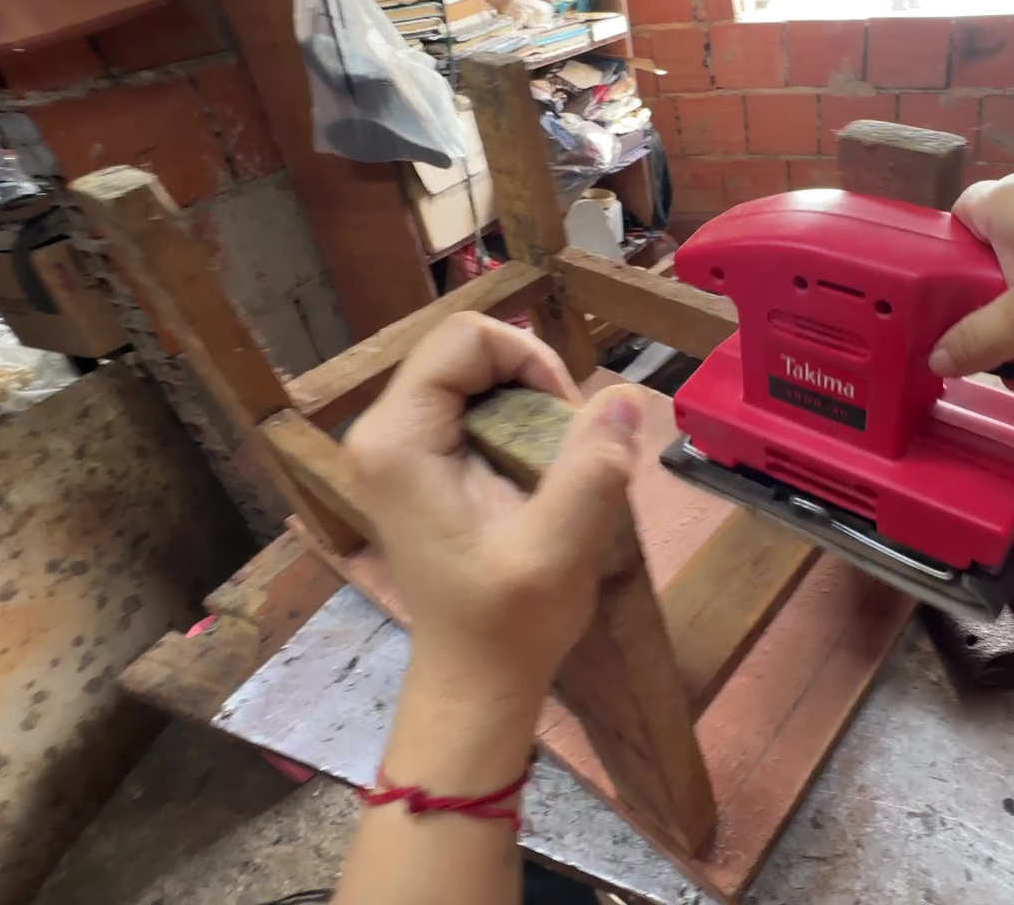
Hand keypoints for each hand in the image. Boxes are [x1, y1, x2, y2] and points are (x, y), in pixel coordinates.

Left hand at [344, 313, 642, 704]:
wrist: (476, 675)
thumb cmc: (508, 623)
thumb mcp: (557, 551)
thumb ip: (590, 471)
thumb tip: (627, 397)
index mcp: (398, 439)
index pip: (467, 338)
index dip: (532, 361)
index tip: (568, 421)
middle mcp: (385, 429)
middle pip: (471, 350)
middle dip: (535, 382)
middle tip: (567, 448)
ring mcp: (400, 442)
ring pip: (480, 371)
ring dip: (534, 402)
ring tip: (556, 464)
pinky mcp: (422, 457)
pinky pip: (478, 400)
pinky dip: (523, 419)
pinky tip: (539, 470)